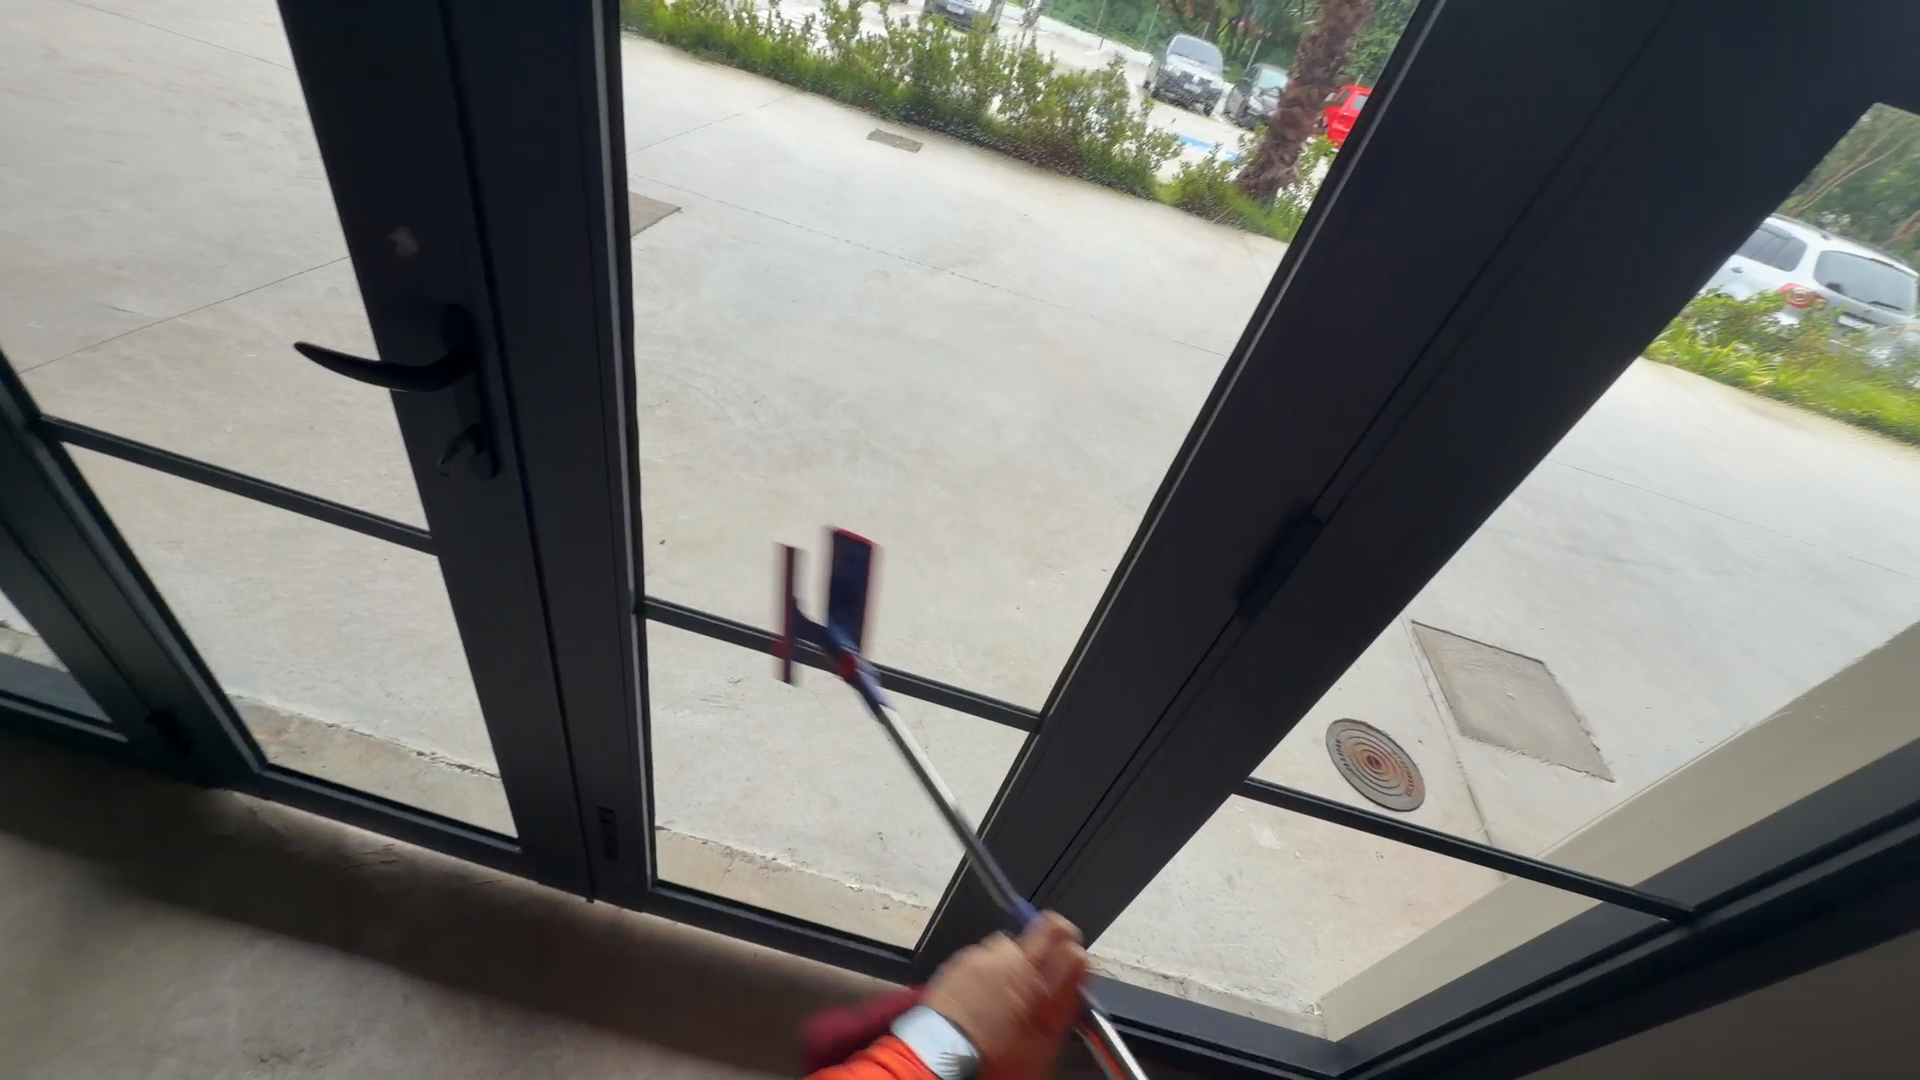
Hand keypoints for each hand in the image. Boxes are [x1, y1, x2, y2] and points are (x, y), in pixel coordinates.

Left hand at [922, 913, 1087, 1079]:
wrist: (940, 1055)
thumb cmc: (995, 1056)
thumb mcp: (1042, 1044)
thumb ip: (1064, 1004)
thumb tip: (1077, 975)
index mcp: (1034, 976)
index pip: (1063, 936)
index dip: (1071, 947)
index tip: (1072, 960)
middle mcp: (1008, 955)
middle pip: (1038, 933)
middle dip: (1042, 953)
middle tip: (1033, 985)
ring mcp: (982, 954)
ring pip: (1007, 948)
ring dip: (1009, 966)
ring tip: (1001, 1000)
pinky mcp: (959, 959)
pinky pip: (982, 958)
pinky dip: (985, 973)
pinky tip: (979, 1000)